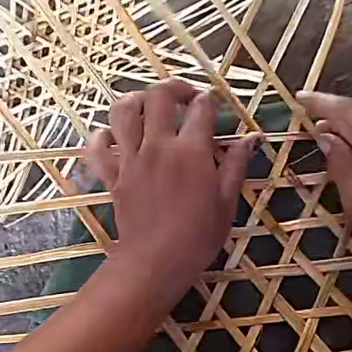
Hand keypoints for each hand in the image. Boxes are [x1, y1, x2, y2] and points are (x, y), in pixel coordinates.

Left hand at [85, 81, 261, 300]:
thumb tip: (252, 138)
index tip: (214, 106)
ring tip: (148, 105)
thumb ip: (236, 164)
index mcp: (191, 151)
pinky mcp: (113, 176)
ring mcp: (131, 159)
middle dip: (174, 88)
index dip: (210, 101)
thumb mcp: (226, 201)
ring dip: (135, 100)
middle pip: (158, 97)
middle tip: (185, 98)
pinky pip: (98, 146)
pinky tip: (113, 136)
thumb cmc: (198, 237)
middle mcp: (158, 146)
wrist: (156, 263)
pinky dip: (102, 136)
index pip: (201, 108)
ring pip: (123, 112)